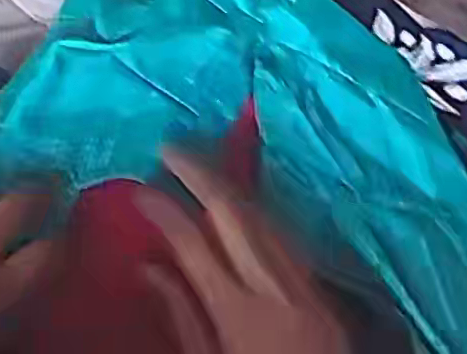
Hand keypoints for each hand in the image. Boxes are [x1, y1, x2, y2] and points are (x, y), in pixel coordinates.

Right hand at [137, 148, 348, 353]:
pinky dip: (258, 209)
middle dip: (197, 171)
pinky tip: (242, 200)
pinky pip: (287, 234)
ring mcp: (306, 287)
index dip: (162, 208)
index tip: (138, 189)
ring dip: (228, 183)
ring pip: (263, 214)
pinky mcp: (327, 295)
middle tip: (168, 149)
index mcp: (238, 314)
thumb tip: (148, 265)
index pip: (191, 241)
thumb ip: (181, 316)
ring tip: (199, 164)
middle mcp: (275, 289)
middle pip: (232, 211)